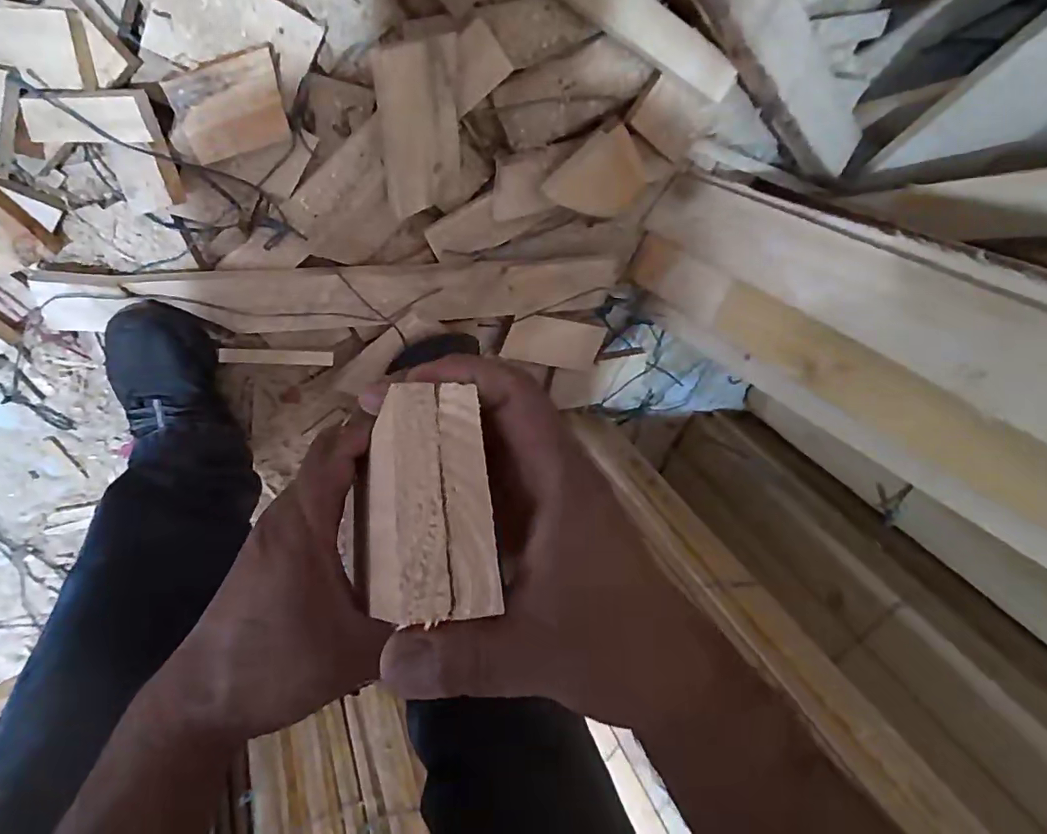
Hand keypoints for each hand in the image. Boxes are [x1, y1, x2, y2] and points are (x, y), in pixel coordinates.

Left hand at [156, 414, 392, 743]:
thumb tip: (460, 609)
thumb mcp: (354, 653)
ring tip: (409, 471)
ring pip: (318, 477)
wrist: (203, 697)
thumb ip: (408, 630)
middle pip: (326, 453)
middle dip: (369, 437)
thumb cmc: (275, 663)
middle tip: (422, 440)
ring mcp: (274, 530)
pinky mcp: (271, 549)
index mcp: (303, 521)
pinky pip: (311, 502)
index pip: (336, 450)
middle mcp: (286, 514)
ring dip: (356, 466)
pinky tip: (373, 519)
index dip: (372, 425)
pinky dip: (342, 493)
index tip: (415, 414)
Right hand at [360, 356, 740, 733]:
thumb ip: (462, 660)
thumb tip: (385, 662)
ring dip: (441, 427)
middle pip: (496, 404)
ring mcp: (546, 493)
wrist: (668, 672)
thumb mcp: (534, 655)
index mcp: (559, 478)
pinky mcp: (539, 517)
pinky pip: (489, 472)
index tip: (406, 383)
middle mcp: (553, 472)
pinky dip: (451, 466)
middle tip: (378, 409)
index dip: (462, 373)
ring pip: (491, 436)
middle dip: (436, 395)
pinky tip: (415, 491)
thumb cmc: (615, 647)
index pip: (516, 394)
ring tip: (385, 438)